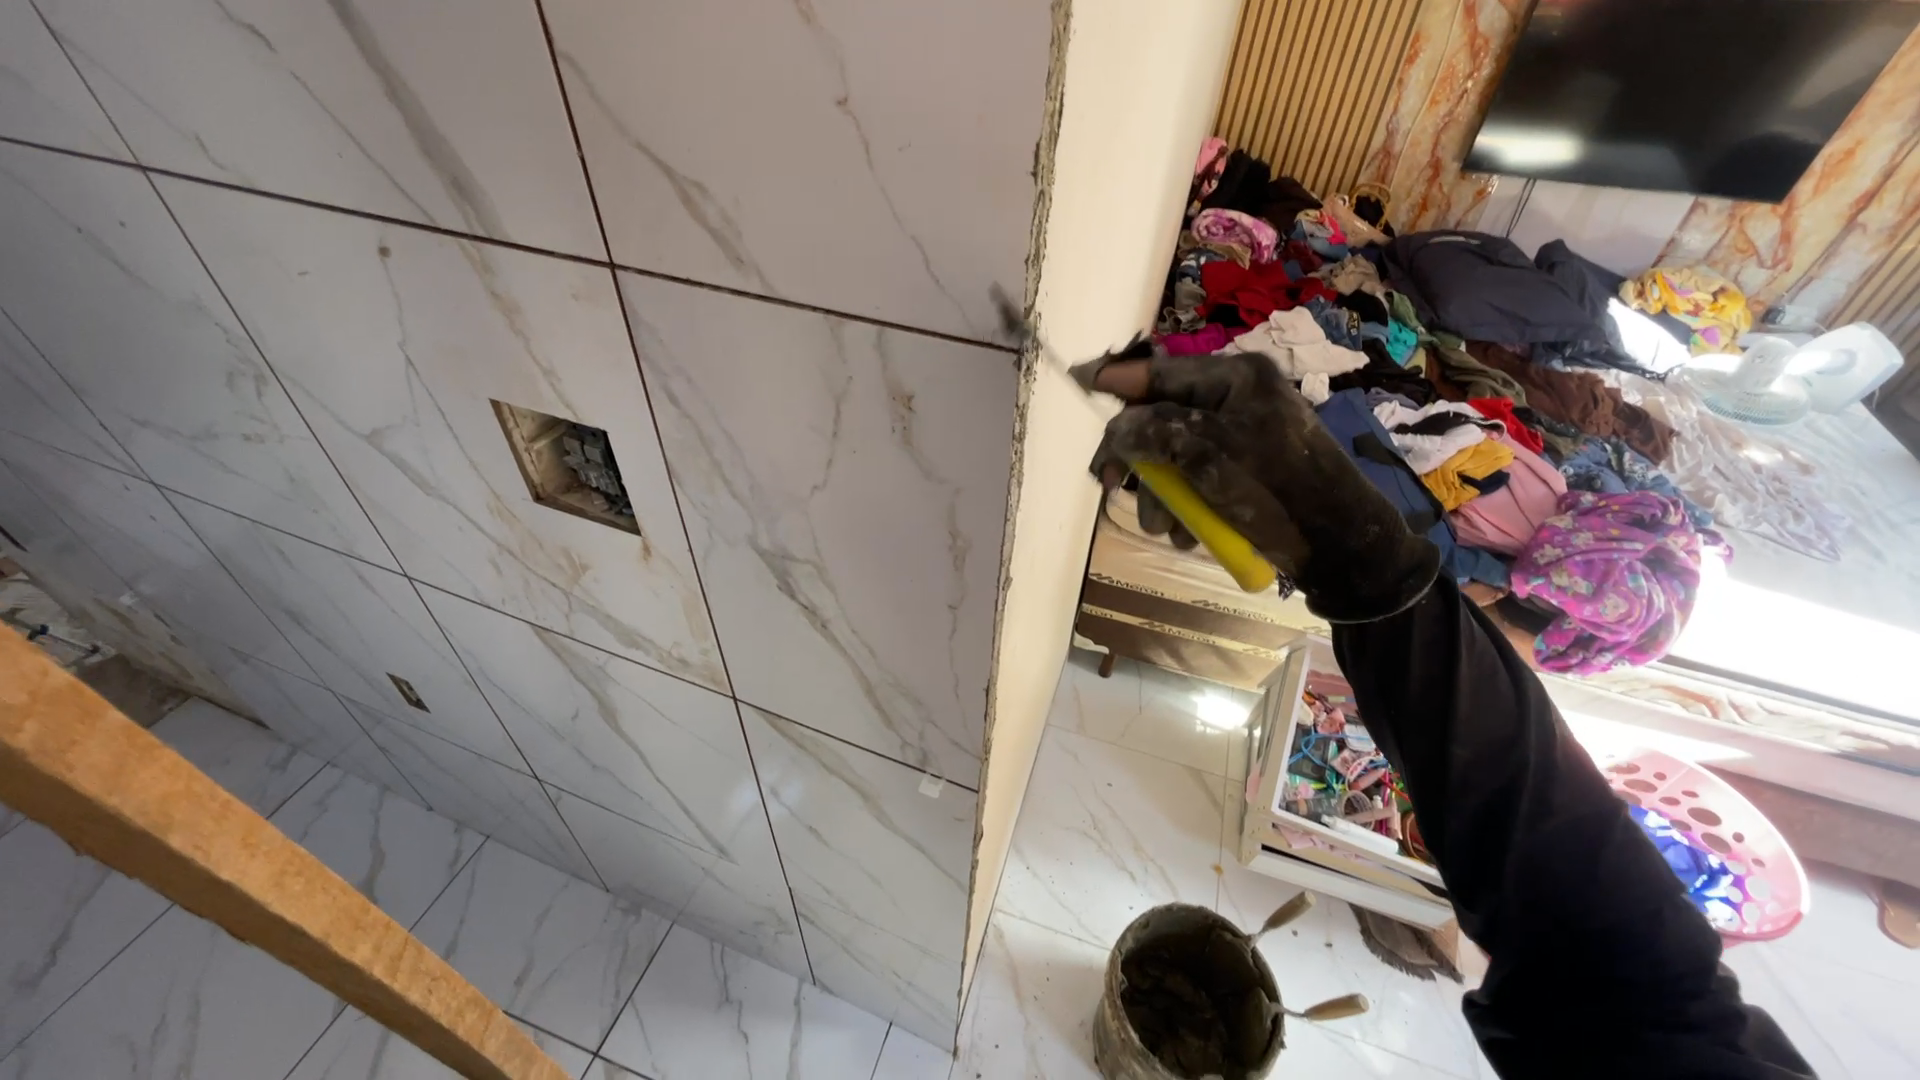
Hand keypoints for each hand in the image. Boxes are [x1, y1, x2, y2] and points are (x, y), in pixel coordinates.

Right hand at [1075, 348, 1438, 621]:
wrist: (1340, 546)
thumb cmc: (1277, 491)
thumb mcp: (1209, 455)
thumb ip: (1155, 432)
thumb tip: (1115, 428)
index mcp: (1233, 379)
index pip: (1160, 371)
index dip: (1116, 379)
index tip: (1078, 382)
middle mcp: (1233, 401)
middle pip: (1159, 419)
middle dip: (1138, 461)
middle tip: (1110, 484)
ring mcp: (1237, 439)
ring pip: (1171, 458)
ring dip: (1160, 496)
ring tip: (1166, 527)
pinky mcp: (1240, 474)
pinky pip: (1193, 483)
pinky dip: (1183, 509)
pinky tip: (1188, 533)